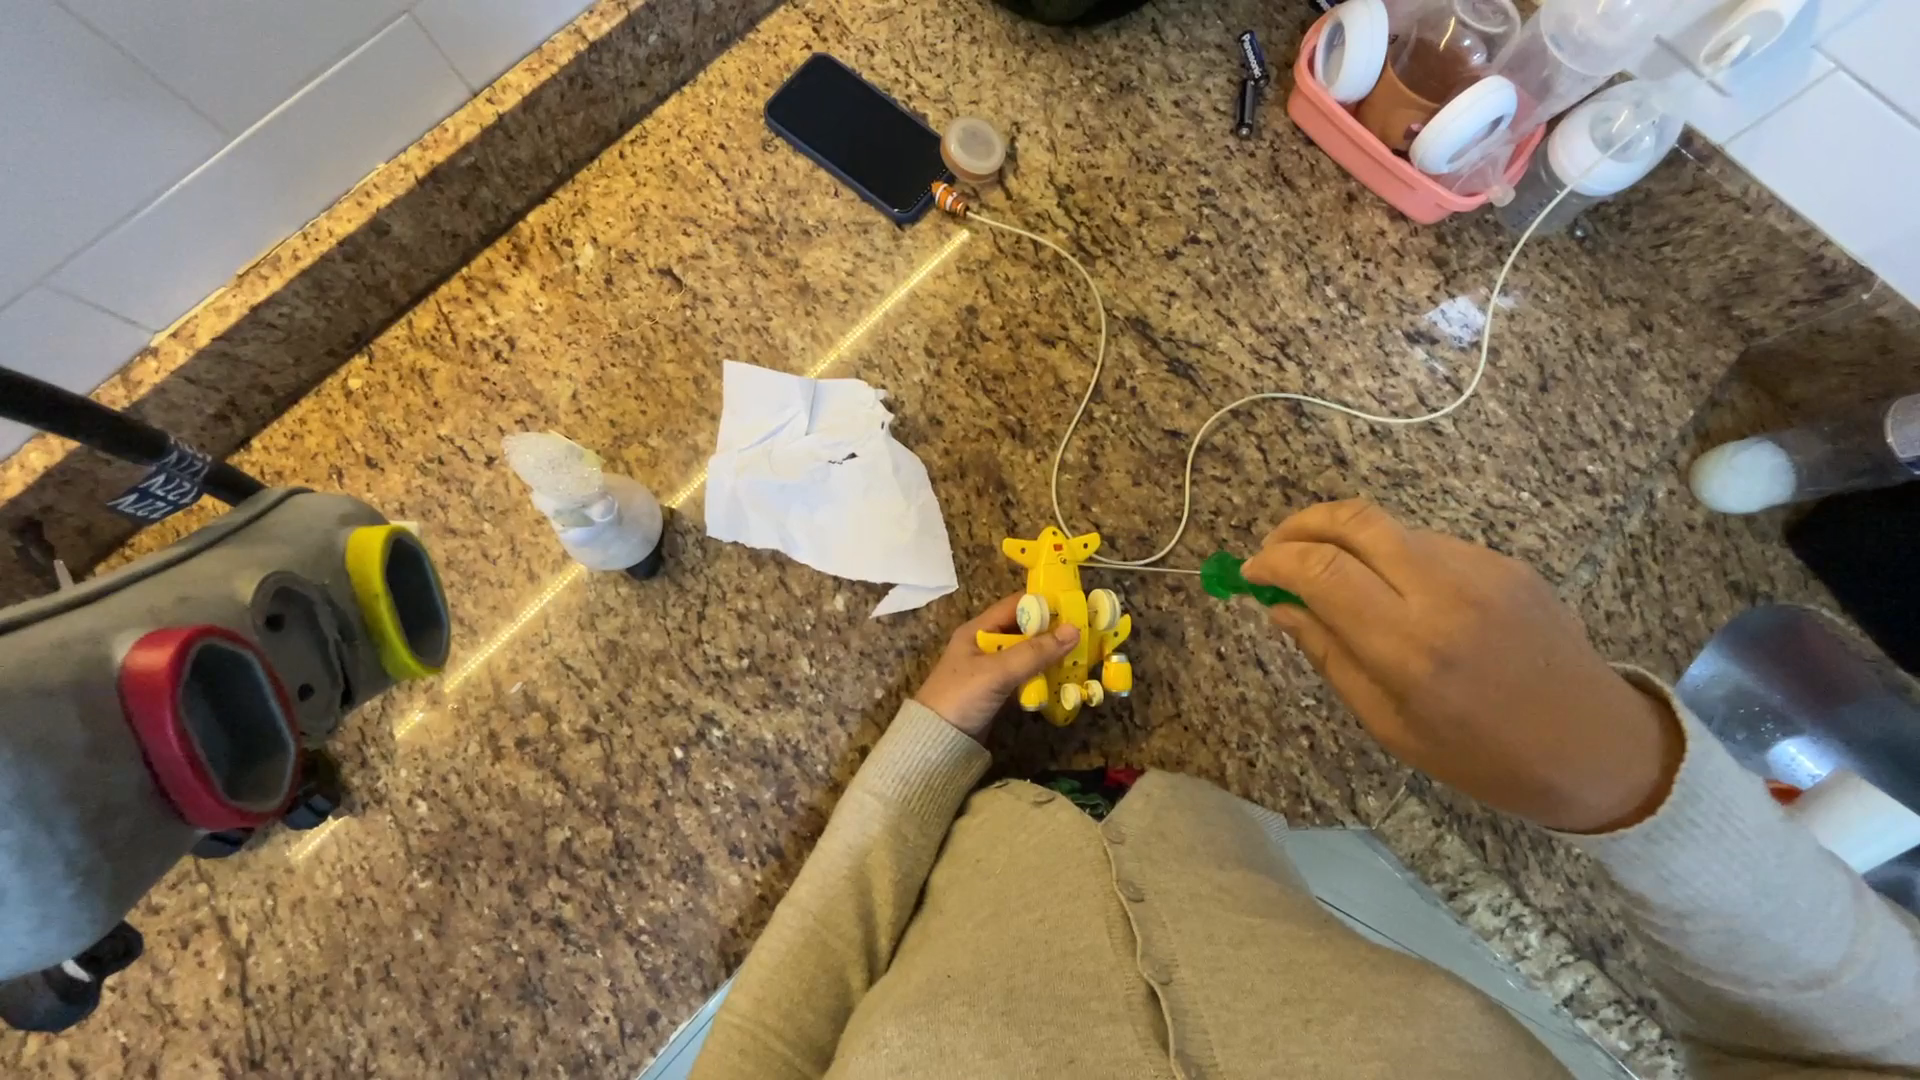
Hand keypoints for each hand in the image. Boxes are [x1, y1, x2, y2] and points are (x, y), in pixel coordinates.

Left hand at [913, 594, 1080, 741]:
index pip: (1015, 606)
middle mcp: (985, 644)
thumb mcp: (998, 671)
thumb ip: (1034, 652)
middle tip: (1085, 637)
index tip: (1075, 608)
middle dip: (1053, 633)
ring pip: (1027, 655)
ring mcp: (991, 670)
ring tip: (1080, 659)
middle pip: (1025, 630)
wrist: (937, 744)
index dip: (1043, 604)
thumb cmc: (961, 698)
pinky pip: (1026, 677)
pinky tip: (1063, 682)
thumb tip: (1074, 630)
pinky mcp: (998, 692)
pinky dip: (1043, 678)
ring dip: (1050, 657)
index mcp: (978, 630)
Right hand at [1243, 499, 1682, 832]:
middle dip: (1299, 524)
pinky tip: (1387, 588)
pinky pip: (1426, 542)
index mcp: (1409, 647)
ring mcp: (1481, 569)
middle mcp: (1444, 593)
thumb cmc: (1480, 756)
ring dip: (1341, 538)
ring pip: (1388, 525)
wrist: (1598, 749)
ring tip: (1326, 572)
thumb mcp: (1386, 722)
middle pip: (1353, 520)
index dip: (1273, 561)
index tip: (1250, 573)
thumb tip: (1279, 607)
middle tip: (1275, 549)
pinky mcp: (1504, 562)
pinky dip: (1387, 553)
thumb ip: (1328, 654)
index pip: (1320, 569)